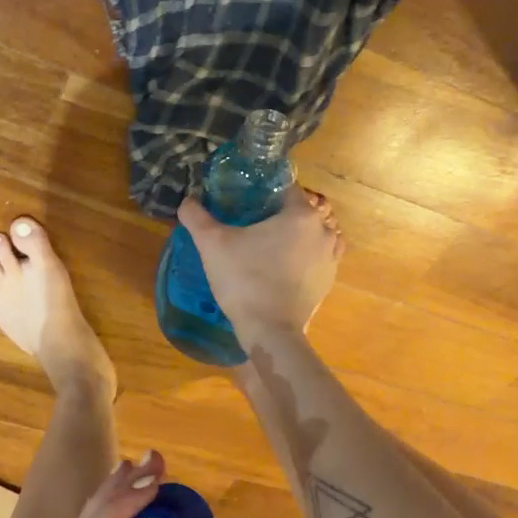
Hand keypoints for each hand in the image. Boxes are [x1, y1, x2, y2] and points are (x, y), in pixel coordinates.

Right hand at [178, 186, 343, 338]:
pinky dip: (308, 254)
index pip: (287, 187)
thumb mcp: (212, 245)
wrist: (270, 330)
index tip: (248, 200)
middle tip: (256, 222)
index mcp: (300, 214)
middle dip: (283, 212)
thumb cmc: (243, 280)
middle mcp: (323, 230)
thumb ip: (197, 217)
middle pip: (305, 209)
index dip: (266, 191)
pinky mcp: (329, 279)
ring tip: (275, 243)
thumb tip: (186, 201)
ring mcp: (331, 256)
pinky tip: (286, 264)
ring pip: (318, 232)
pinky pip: (321, 256)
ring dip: (301, 232)